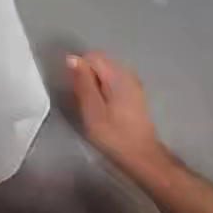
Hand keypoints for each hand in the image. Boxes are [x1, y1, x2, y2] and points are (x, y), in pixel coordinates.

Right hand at [68, 52, 168, 175]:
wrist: (140, 155)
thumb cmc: (113, 135)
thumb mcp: (92, 110)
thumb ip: (82, 83)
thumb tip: (72, 58)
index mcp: (118, 77)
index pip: (93, 56)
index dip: (79, 67)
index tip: (74, 88)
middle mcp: (128, 75)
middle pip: (101, 61)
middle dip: (87, 75)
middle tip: (83, 99)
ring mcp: (134, 83)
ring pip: (107, 71)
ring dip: (94, 82)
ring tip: (92, 104)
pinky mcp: (135, 92)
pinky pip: (113, 80)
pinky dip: (104, 88)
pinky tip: (103, 107)